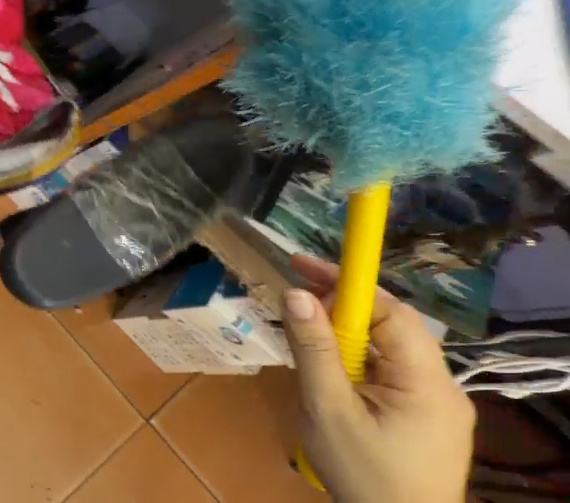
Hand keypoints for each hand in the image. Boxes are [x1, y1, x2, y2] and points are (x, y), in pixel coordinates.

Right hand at [282, 254, 474, 502]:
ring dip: (344, 330)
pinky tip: (325, 365)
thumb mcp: (328, 408)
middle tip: (292, 291)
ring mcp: (436, 404)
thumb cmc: (364, 471)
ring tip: (301, 328)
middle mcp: (441, 388)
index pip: (392, 314)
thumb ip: (314, 349)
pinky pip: (388, 369)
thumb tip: (296, 292)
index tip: (299, 263)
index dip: (347, 283)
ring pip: (389, 348)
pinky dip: (354, 355)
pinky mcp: (424, 417)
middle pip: (393, 327)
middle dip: (342, 302)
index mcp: (427, 384)